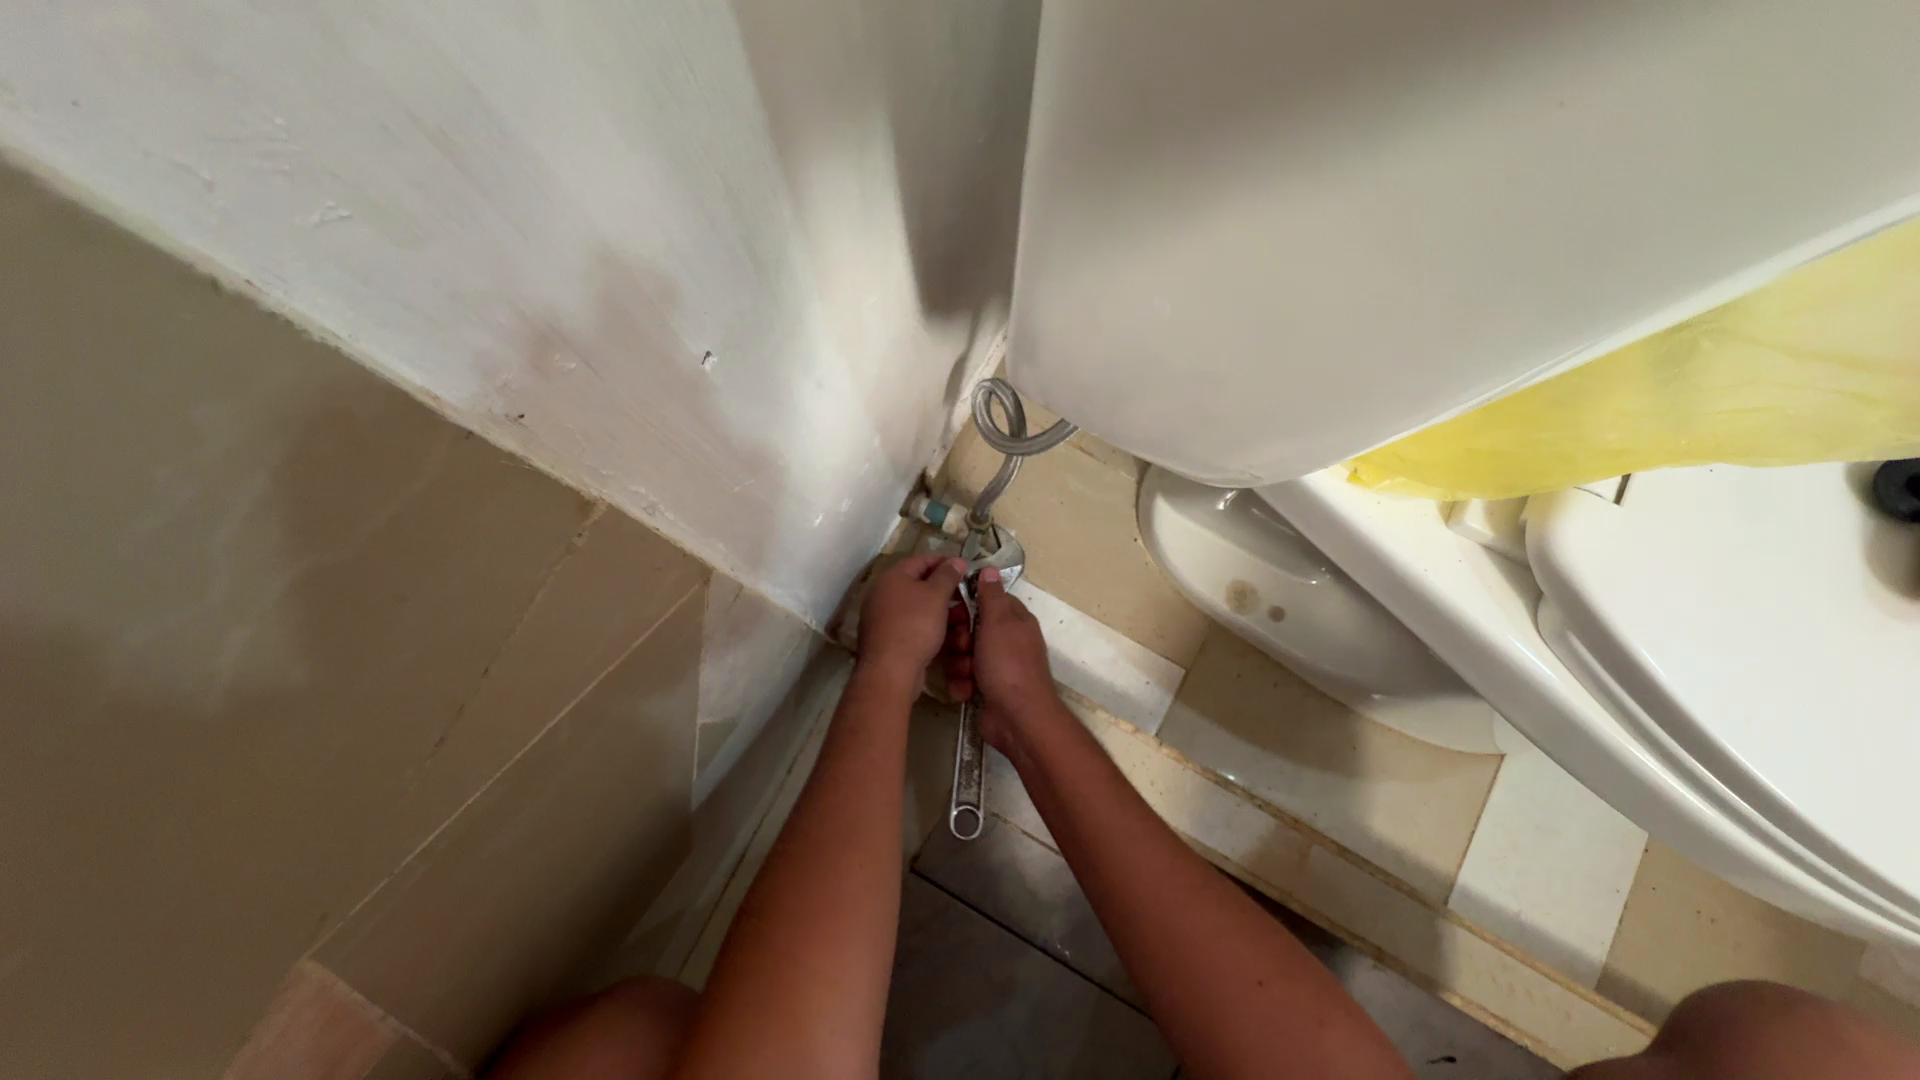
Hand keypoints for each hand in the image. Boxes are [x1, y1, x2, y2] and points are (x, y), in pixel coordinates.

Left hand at [857, 554, 967, 683]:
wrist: (891, 670)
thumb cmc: (915, 625)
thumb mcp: (936, 595)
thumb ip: (948, 575)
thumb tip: (956, 560)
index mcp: (892, 577)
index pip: (922, 560)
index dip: (945, 562)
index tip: (966, 570)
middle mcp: (883, 594)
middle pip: (919, 585)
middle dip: (945, 591)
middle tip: (966, 597)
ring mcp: (883, 618)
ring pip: (918, 608)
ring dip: (941, 611)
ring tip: (962, 618)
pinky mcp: (887, 639)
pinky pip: (912, 626)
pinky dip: (929, 627)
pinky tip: (946, 635)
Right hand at [942, 568, 1059, 752]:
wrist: (1017, 718)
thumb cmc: (1008, 664)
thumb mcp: (998, 622)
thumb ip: (991, 596)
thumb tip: (990, 568)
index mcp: (1015, 621)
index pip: (989, 601)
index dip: (969, 605)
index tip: (953, 610)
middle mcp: (1008, 642)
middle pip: (972, 629)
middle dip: (960, 639)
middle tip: (962, 647)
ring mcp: (998, 667)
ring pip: (964, 655)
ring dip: (959, 665)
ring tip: (965, 673)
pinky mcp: (987, 689)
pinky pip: (965, 679)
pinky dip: (963, 685)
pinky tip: (965, 691)